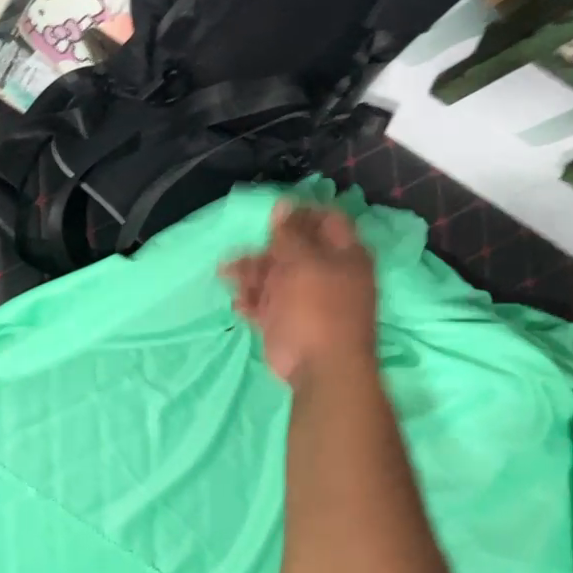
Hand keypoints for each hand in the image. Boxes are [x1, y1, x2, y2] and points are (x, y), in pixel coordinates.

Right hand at [221, 201, 377, 388]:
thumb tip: (283, 205)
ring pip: (273, 275)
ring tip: (229, 277)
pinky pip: (263, 303)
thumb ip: (291, 233)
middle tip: (244, 252)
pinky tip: (240, 304)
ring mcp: (304, 299)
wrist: (320, 367)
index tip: (270, 215)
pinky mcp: (284, 321)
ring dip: (250, 274)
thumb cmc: (317, 308)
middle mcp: (326, 273)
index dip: (299, 214)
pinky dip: (250, 301)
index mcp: (343, 255)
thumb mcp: (304, 262)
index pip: (326, 221)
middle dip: (265, 249)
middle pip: (292, 249)